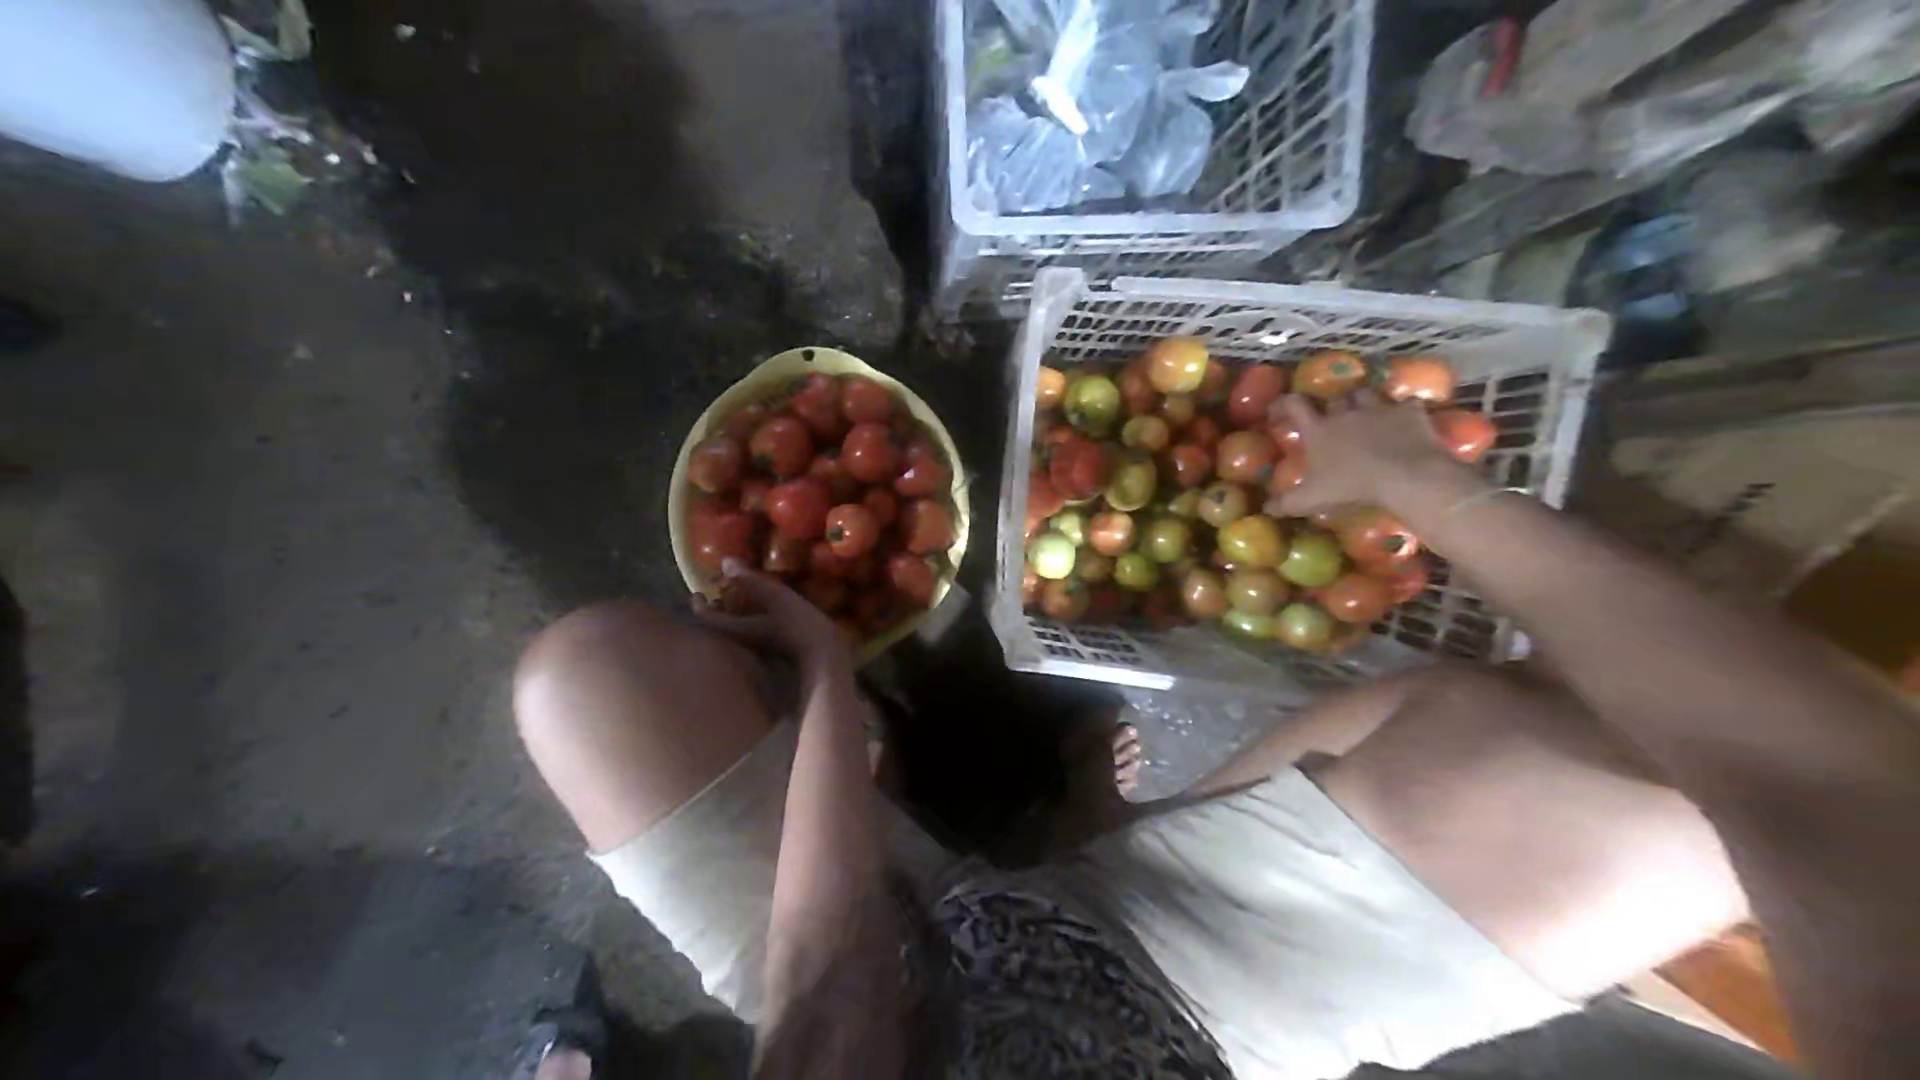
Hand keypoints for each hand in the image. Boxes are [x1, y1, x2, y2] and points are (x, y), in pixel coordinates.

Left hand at [693, 559, 854, 684]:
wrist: (824, 656)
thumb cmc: (796, 624)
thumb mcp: (775, 597)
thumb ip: (749, 580)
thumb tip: (725, 561)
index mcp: (736, 629)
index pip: (707, 618)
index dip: (699, 605)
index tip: (697, 592)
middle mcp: (741, 641)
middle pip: (720, 625)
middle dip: (717, 608)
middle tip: (718, 591)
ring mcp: (756, 647)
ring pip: (737, 629)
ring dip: (734, 614)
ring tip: (739, 597)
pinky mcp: (772, 649)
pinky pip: (752, 631)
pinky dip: (750, 619)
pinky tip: (762, 611)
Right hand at [1271, 392, 1485, 516]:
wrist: (1406, 477)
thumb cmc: (1351, 486)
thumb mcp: (1312, 500)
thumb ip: (1286, 503)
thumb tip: (1266, 509)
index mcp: (1319, 430)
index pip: (1295, 405)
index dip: (1284, 403)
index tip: (1280, 410)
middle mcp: (1346, 412)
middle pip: (1335, 397)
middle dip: (1333, 405)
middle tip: (1334, 419)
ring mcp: (1379, 408)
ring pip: (1367, 393)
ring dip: (1364, 401)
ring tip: (1367, 413)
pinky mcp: (1410, 412)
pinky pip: (1406, 403)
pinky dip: (1404, 410)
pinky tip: (1405, 419)